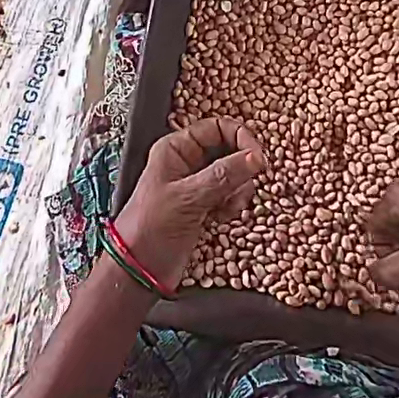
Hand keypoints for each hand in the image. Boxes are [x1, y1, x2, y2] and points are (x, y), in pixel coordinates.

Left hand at [113, 119, 267, 289]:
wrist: (140, 270)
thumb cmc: (151, 227)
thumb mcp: (187, 197)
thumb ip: (223, 176)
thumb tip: (256, 157)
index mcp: (176, 148)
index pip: (216, 128)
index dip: (240, 137)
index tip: (258, 157)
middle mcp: (187, 162)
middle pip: (229, 150)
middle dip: (242, 168)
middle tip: (242, 188)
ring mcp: (197, 184)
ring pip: (234, 174)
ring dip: (238, 190)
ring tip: (227, 208)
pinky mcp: (204, 206)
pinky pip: (231, 195)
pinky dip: (233, 204)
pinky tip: (222, 217)